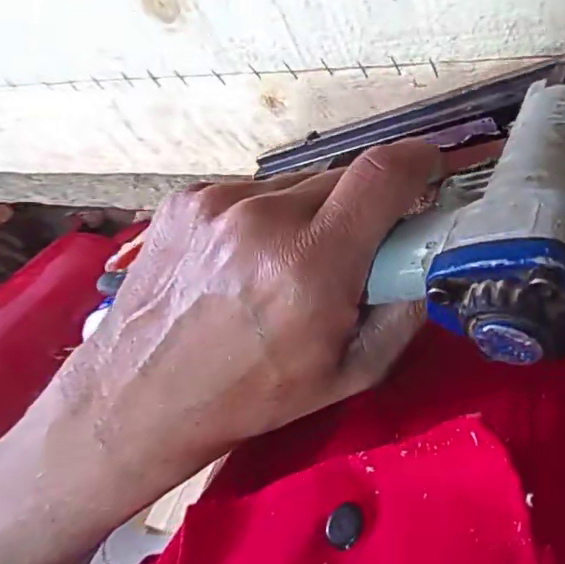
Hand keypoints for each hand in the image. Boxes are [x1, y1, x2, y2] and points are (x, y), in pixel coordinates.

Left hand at [56, 140, 439, 487]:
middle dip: (367, 205)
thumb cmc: (253, 395)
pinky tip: (250, 259)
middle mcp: (265, 218)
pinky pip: (259, 191)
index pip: (383, 174)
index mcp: (312, 264)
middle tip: (357, 248)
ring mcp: (219, 202)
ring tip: (292, 262)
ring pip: (302, 184)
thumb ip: (406, 309)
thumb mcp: (353, 371)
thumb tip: (428, 257)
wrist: (132, 403)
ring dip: (317, 212)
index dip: (419, 160)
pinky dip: (272, 216)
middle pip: (347, 177)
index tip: (432, 169)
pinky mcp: (186, 198)